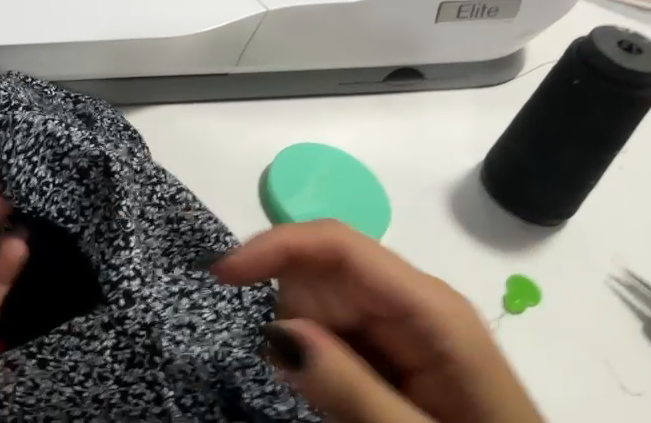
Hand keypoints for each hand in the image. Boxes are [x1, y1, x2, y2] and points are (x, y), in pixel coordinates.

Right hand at [212, 220, 541, 422]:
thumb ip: (350, 391)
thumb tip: (275, 331)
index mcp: (431, 307)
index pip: (337, 244)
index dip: (273, 246)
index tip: (220, 276)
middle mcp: (416, 299)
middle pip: (322, 273)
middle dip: (295, 318)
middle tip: (313, 391)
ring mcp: (408, 321)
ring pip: (322, 302)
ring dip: (309, 345)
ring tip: (344, 408)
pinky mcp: (401, 344)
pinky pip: (337, 331)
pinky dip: (324, 360)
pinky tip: (350, 402)